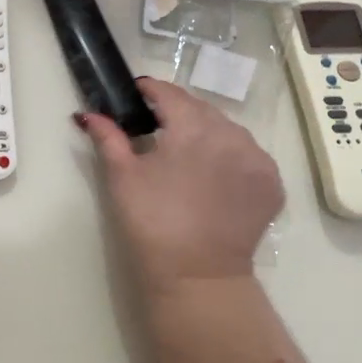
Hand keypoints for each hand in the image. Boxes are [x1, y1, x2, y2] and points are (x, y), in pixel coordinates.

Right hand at [75, 79, 284, 292]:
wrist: (196, 272)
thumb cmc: (151, 220)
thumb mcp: (122, 176)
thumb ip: (108, 137)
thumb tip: (89, 114)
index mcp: (193, 127)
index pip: (170, 94)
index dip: (150, 90)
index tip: (136, 94)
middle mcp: (233, 134)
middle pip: (201, 110)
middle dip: (178, 113)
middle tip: (155, 128)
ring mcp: (258, 159)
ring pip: (228, 131)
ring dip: (206, 133)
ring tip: (186, 155)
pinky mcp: (272, 183)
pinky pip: (249, 157)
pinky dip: (230, 157)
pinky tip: (212, 177)